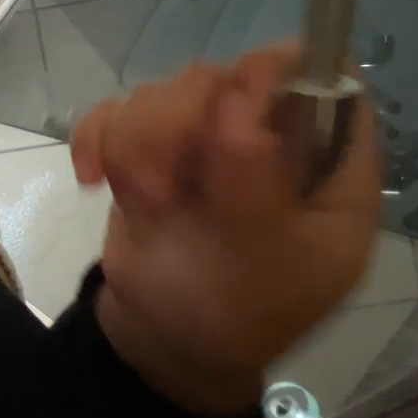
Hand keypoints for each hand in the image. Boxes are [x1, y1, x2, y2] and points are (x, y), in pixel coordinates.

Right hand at [71, 45, 382, 416]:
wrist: (162, 339)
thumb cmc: (234, 311)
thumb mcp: (263, 257)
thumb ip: (257, 174)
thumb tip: (242, 92)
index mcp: (324, 168)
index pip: (322, 85)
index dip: (273, 77)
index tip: (225, 108)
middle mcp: (266, 141)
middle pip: (220, 79)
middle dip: (175, 128)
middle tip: (163, 188)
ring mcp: (200, 144)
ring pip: (157, 93)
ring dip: (134, 145)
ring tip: (142, 203)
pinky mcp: (145, 150)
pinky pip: (112, 113)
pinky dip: (94, 141)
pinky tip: (93, 181)